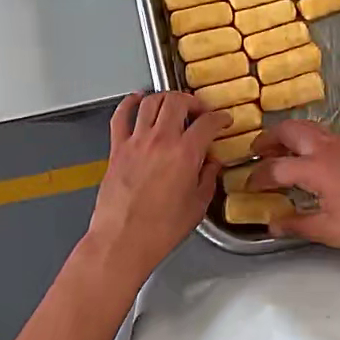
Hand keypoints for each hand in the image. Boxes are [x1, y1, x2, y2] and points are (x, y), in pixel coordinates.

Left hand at [85, 92, 229, 278]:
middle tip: (199, 111)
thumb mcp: (197, 206)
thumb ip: (207, 179)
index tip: (223, 120)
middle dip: (192, 102)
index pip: (207, 122)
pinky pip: (121, 116)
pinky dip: (129, 103)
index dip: (219, 117)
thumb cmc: (159, 230)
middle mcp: (160, 141)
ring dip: (165, 98)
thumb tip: (211, 165)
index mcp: (185, 154)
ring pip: (150, 102)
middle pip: (177, 101)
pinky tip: (136, 100)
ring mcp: (136, 142)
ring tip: (172, 104)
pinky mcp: (117, 149)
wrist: (123, 241)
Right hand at [246, 120, 339, 265]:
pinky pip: (331, 137)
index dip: (258, 176)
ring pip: (312, 129)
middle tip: (257, 151)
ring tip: (284, 154)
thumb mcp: (332, 232)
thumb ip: (298, 225)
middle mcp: (331, 148)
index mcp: (317, 168)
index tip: (248, 184)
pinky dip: (314, 143)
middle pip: (290, 131)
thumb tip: (274, 223)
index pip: (276, 168)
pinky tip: (319, 163)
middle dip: (269, 138)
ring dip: (292, 137)